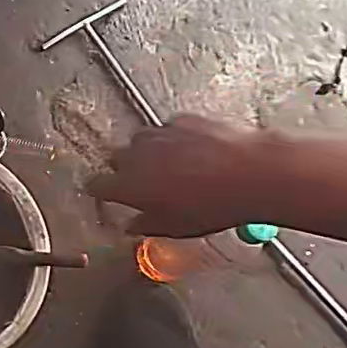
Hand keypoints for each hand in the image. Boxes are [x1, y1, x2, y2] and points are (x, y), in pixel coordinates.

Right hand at [87, 116, 272, 236]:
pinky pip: (167, 130)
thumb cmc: (212, 205)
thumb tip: (134, 225)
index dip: (101, 191)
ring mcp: (159, 133)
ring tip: (170, 169)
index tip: (106, 195)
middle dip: (126, 170)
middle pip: (116, 159)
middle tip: (144, 185)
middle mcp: (137, 155)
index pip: (97, 185)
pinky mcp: (181, 120)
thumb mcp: (175, 227)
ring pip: (140, 141)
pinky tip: (191, 154)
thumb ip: (146, 224)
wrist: (249, 173)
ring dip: (148, 153)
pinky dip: (173, 140)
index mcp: (128, 184)